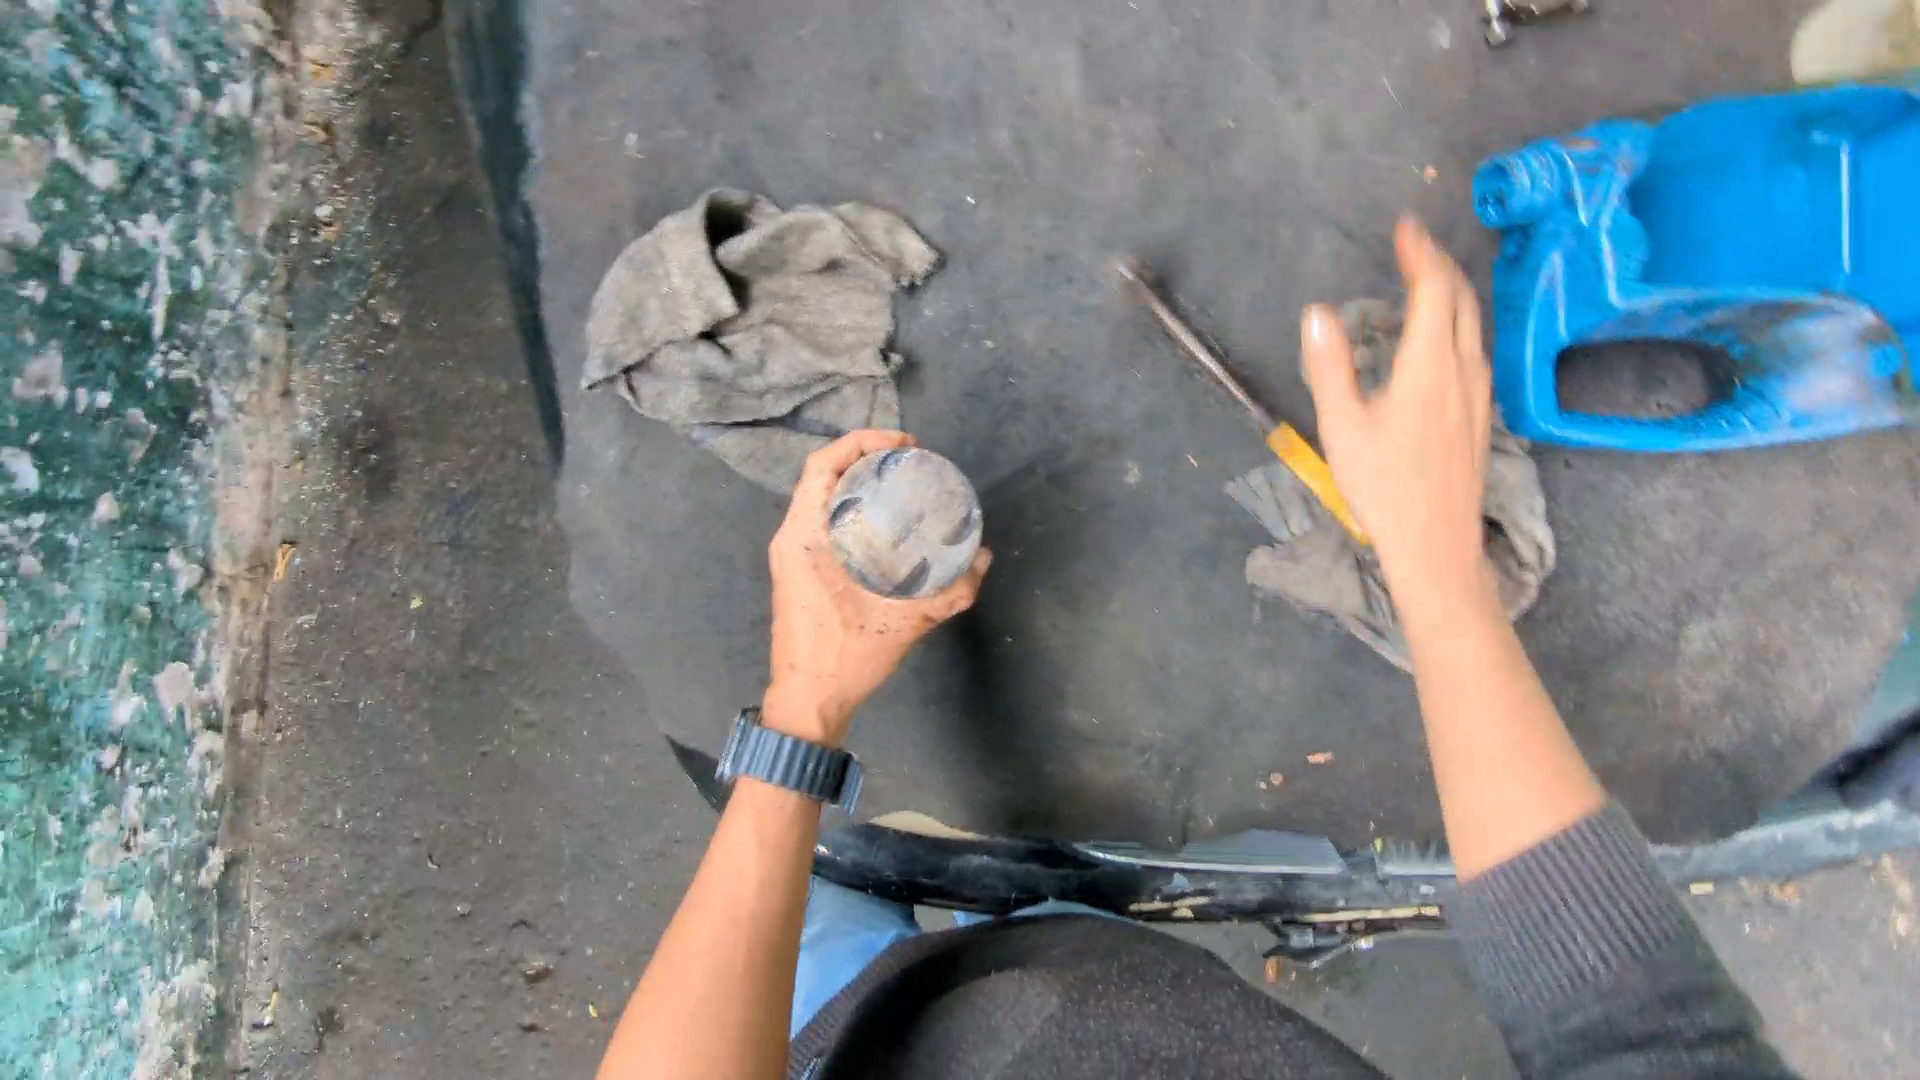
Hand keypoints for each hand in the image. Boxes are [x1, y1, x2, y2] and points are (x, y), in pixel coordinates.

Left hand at [763, 430, 992, 745]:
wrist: (806, 701)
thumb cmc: (845, 660)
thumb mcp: (904, 624)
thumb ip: (950, 593)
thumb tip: (983, 558)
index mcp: (803, 538)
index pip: (822, 466)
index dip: (862, 442)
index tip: (904, 444)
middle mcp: (791, 537)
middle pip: (823, 475)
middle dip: (866, 457)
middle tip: (911, 461)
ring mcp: (791, 553)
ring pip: (821, 497)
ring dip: (857, 482)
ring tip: (902, 482)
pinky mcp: (798, 568)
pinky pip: (822, 519)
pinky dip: (850, 507)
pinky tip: (885, 519)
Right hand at [1300, 216, 1493, 591]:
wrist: (1435, 539)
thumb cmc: (1382, 484)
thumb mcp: (1342, 426)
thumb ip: (1330, 366)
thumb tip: (1317, 312)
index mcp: (1427, 366)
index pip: (1433, 291)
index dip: (1420, 255)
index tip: (1405, 228)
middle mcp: (1463, 369)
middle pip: (1461, 301)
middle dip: (1438, 267)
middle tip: (1411, 250)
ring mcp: (1478, 392)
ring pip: (1473, 324)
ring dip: (1451, 295)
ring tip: (1424, 284)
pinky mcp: (1480, 413)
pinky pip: (1474, 349)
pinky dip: (1456, 324)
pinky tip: (1439, 341)